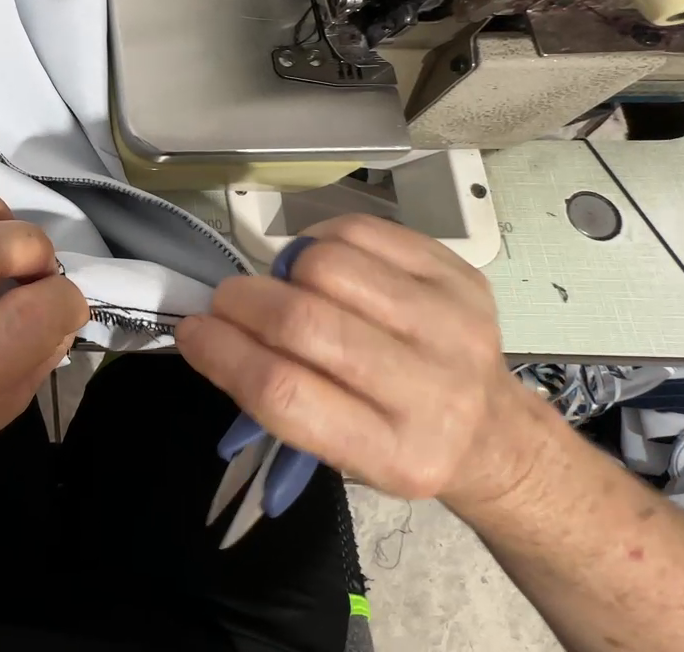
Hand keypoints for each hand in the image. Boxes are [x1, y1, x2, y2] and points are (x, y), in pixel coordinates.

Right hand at [176, 215, 545, 507]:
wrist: (491, 432)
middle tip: (228, 303)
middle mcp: (435, 393)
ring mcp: (455, 329)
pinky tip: (323, 268)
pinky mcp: (461, 279)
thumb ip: (266, 391)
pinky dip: (318, 241)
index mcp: (392, 453)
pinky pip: (360, 231)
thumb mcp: (329, 447)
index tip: (192, 330)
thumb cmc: (387, 436)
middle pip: (302, 321)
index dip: (221, 351)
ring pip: (328, 265)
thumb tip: (206, 326)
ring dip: (285, 271)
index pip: (282, 390)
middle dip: (241, 301)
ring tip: (289, 289)